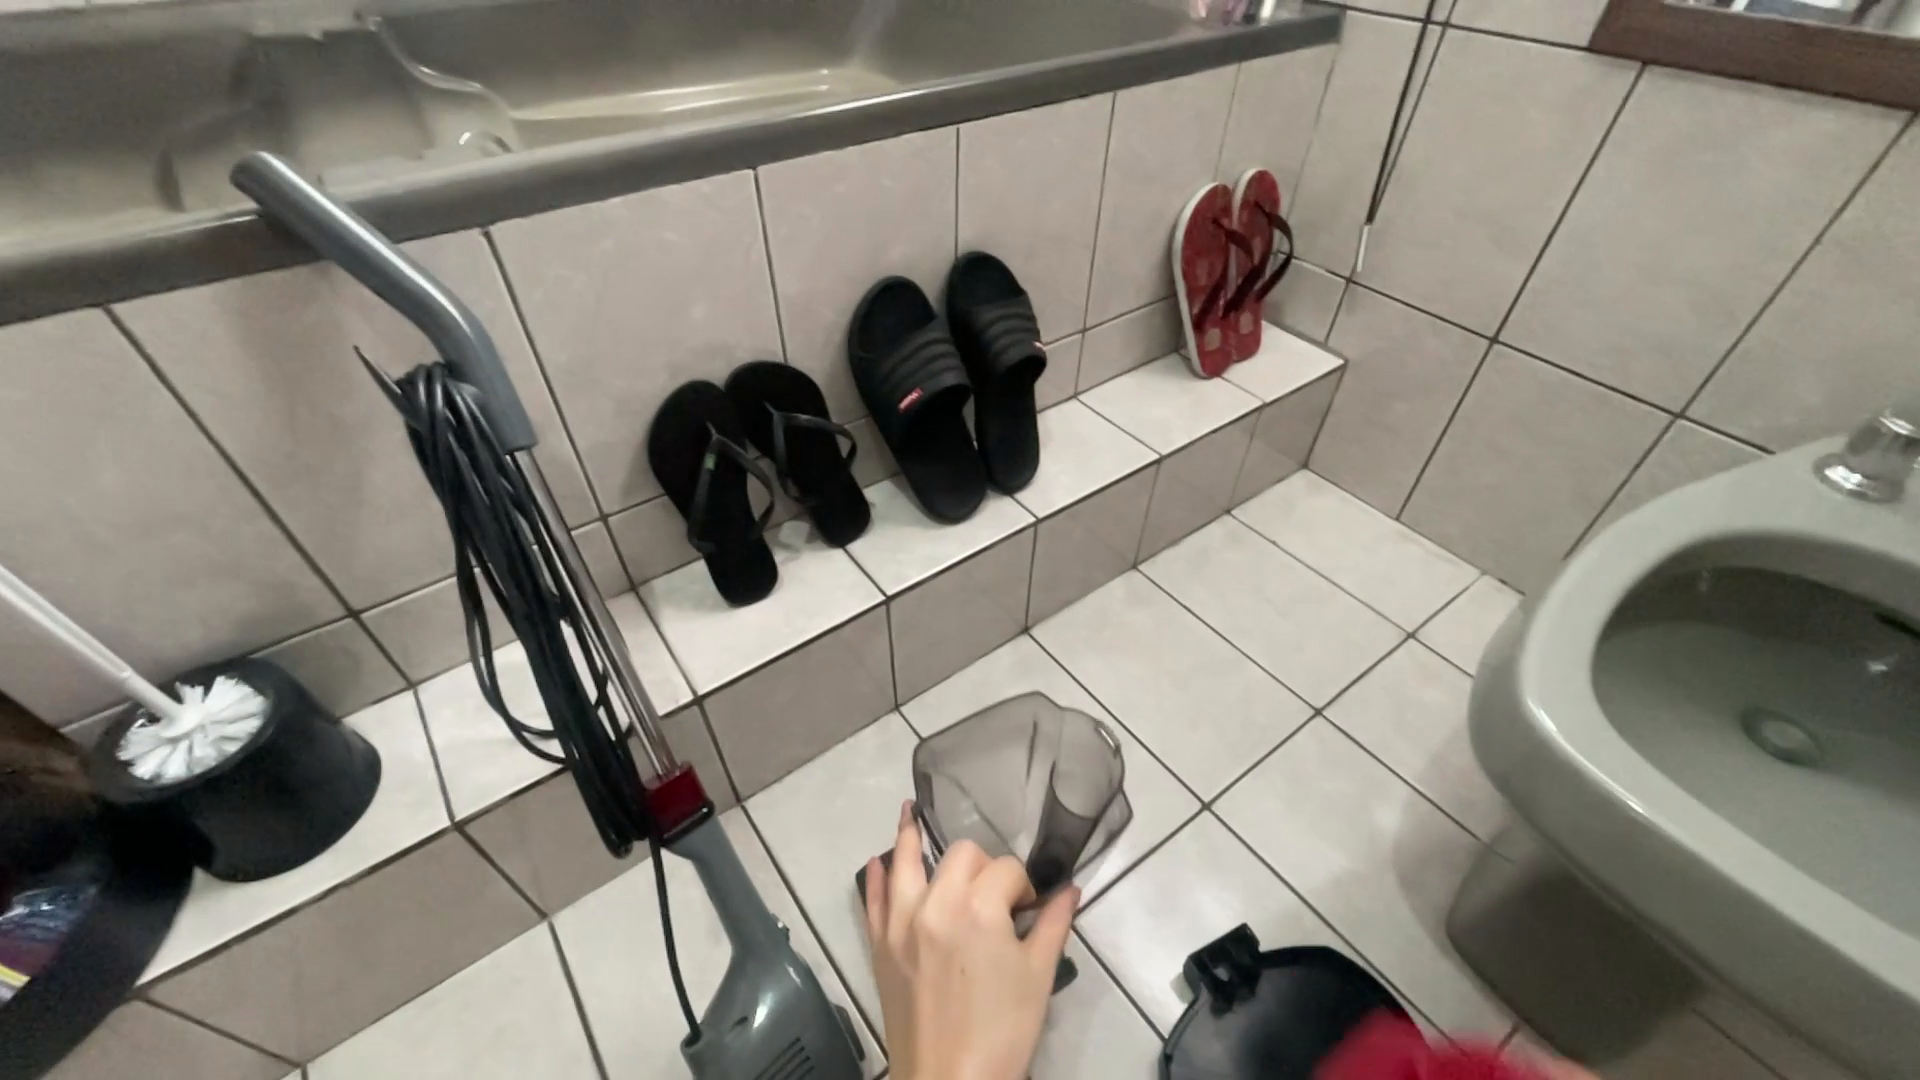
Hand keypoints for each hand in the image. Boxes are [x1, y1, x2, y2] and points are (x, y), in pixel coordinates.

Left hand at [864, 801, 1079, 1079]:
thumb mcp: (1038, 976)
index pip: (1008, 870)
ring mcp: (902, 921)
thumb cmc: (1002, 1031)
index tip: (1030, 911)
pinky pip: (873, 899)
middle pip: (962, 854)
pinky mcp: (880, 943)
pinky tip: (877, 861)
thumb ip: (1054, 924)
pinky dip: (876, 877)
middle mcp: (936, 902)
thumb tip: (1070, 889)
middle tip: (996, 897)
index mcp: (979, 908)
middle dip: (984, 865)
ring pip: (905, 860)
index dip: (1025, 886)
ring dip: (911, 836)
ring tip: (909, 812)